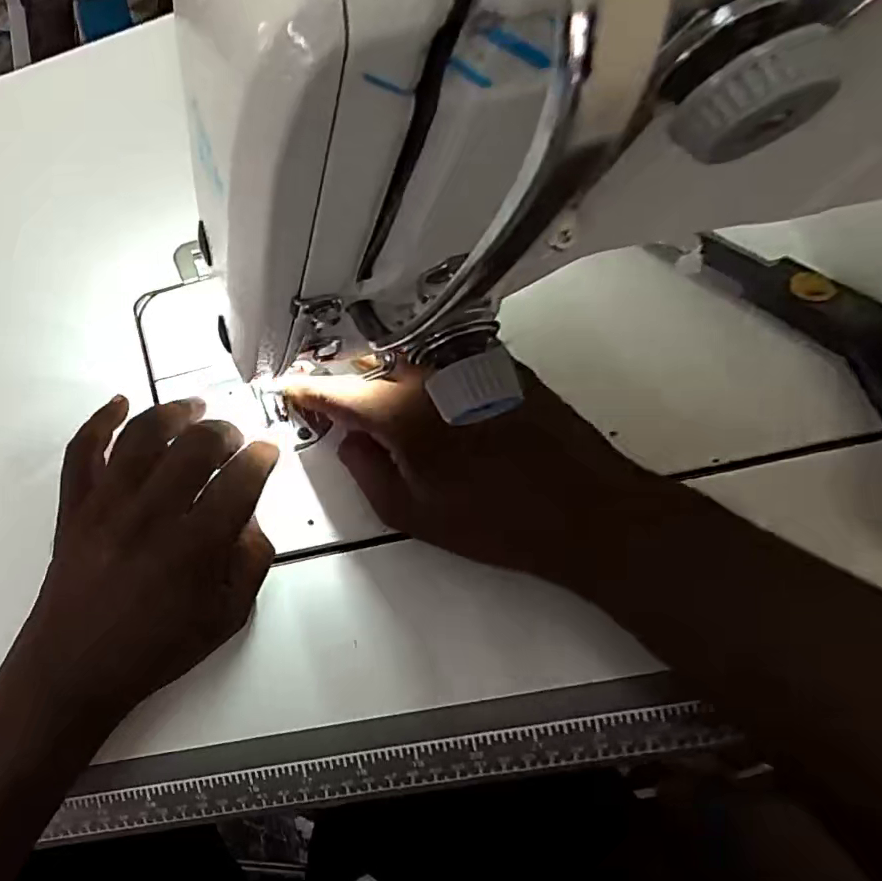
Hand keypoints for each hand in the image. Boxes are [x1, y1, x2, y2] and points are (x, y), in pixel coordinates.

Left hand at [3, 397, 280, 722]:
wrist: (76, 663)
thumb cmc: (153, 648)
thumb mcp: (224, 619)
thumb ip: (250, 563)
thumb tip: (251, 516)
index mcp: (194, 546)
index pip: (239, 481)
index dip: (260, 458)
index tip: (266, 452)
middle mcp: (150, 514)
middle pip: (194, 447)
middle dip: (222, 432)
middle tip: (231, 436)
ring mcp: (106, 503)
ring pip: (141, 435)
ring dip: (171, 412)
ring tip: (192, 407)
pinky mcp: (73, 504)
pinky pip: (83, 449)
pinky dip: (99, 420)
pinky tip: (118, 404)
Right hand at [283, 363, 674, 587]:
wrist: (594, 514)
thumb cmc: (503, 519)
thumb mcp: (407, 510)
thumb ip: (362, 468)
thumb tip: (351, 443)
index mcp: (398, 411)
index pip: (330, 391)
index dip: (301, 392)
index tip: (287, 392)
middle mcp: (431, 377)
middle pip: (364, 366)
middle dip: (342, 386)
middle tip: (335, 413)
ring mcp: (470, 366)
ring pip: (404, 361)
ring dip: (382, 382)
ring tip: (387, 420)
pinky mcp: (502, 368)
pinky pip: (443, 364)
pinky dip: (422, 380)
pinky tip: (432, 414)